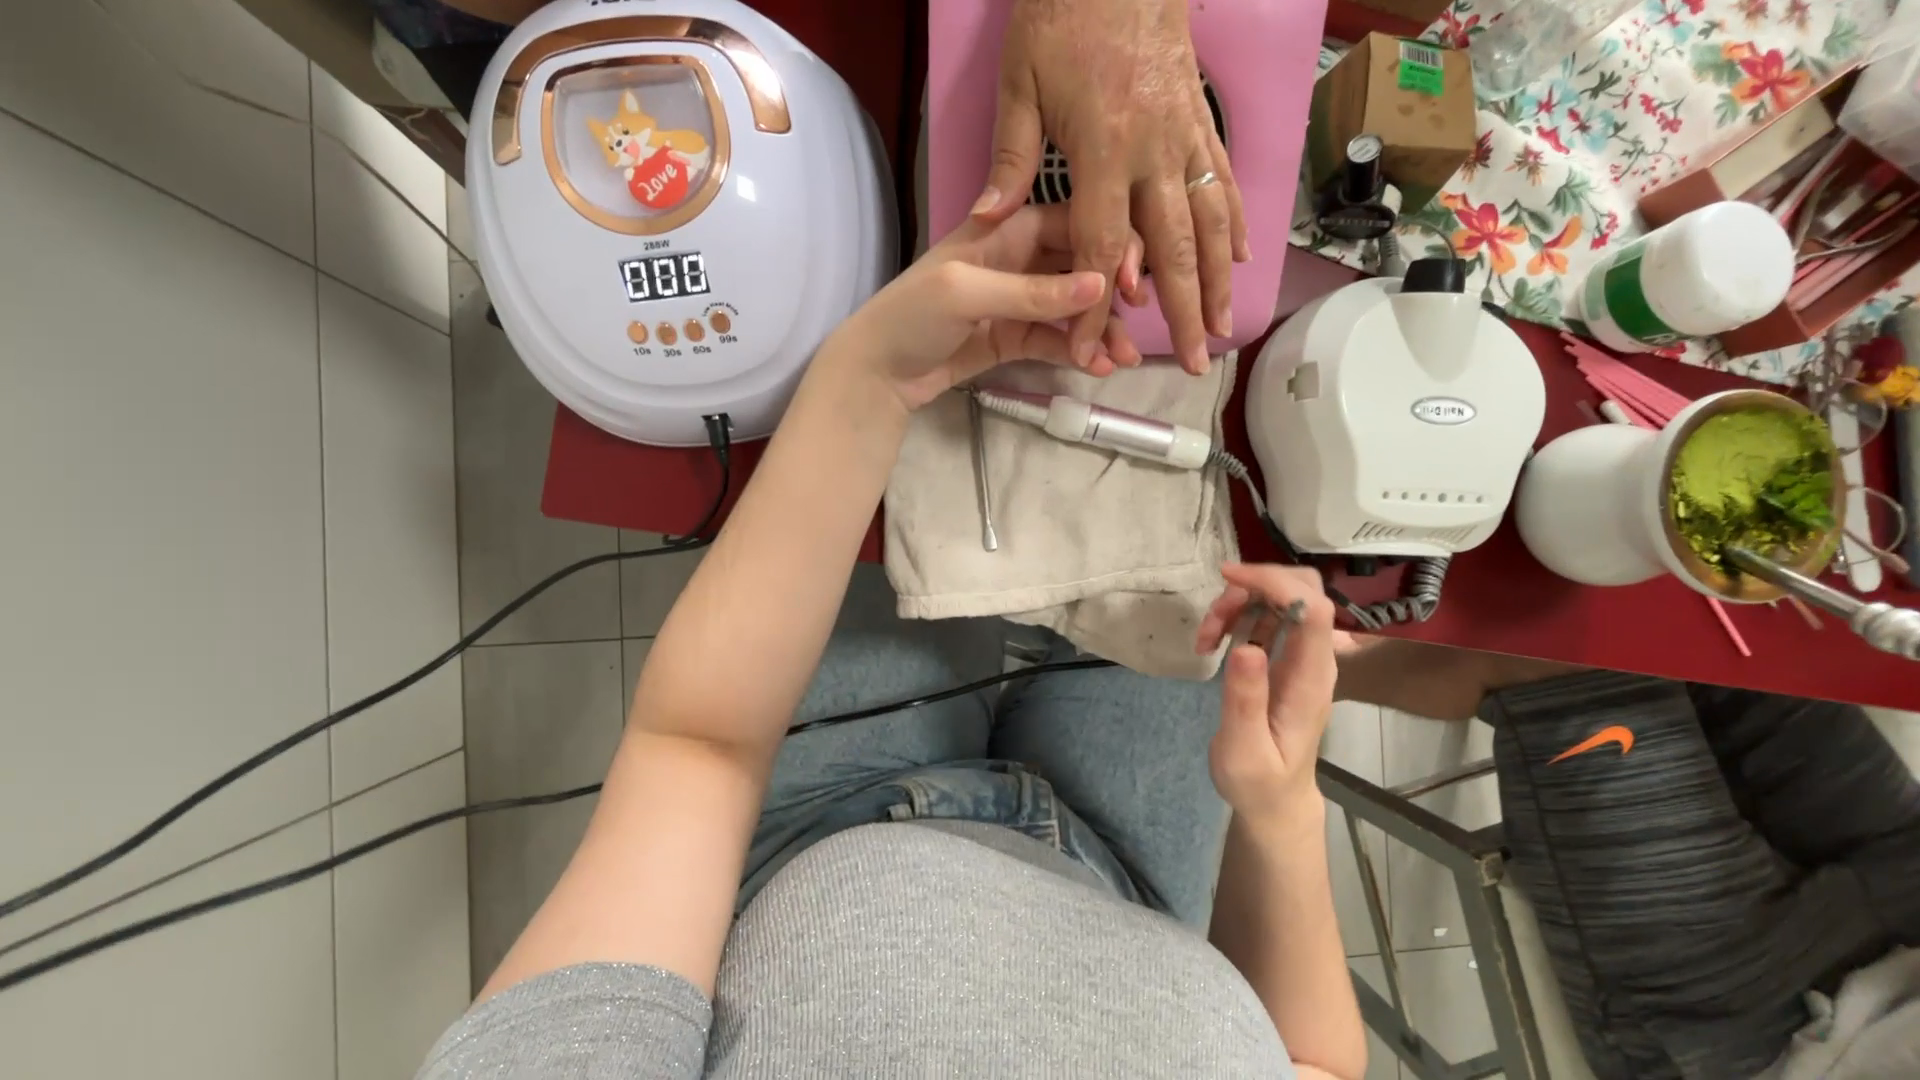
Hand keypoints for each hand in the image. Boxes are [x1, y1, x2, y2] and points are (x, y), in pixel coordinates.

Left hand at [825, 203, 1143, 411]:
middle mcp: (1019, 259)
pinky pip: (1057, 341)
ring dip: (1100, 330)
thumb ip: (1032, 291)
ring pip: (1073, 309)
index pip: (1072, 223)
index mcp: (1005, 229)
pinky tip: (1102, 368)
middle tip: (1138, 321)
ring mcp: (1018, 302)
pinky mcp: (1014, 338)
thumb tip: (1100, 284)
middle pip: (1081, 266)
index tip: (1133, 280)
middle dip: (1111, 294)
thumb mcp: (966, 294)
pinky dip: (1079, 352)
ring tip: (1125, 359)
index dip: (1107, 245)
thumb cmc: (910, 316)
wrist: (876, 374)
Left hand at [974, 0, 1247, 376]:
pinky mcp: (1201, 121)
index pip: (1101, 247)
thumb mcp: (1019, 84)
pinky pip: (1224, 181)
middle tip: (1195, 363)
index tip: (1095, 349)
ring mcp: (1185, 136)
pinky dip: (1234, 223)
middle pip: (1171, 249)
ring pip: (1208, 222)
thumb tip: (987, 219)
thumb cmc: (1060, 16)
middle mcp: (1153, 151)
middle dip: (1181, 312)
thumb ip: (1010, 159)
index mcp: (1102, 149)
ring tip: (1224, 326)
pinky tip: (1240, 258)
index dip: (1097, 306)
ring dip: (1217, 280)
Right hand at [1195, 564, 1337, 827]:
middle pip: (1302, 590)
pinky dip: (1236, 618)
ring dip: (1237, 604)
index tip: (1230, 580)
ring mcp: (1300, 656)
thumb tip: (1246, 648)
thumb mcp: (1244, 749)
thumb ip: (1246, 700)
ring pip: (1279, 599)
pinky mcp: (1283, 658)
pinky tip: (1212, 644)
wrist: (1274, 801)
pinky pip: (1265, 617)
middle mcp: (1313, 659)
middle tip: (1214, 617)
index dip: (1277, 582)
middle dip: (1254, 587)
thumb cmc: (1259, 781)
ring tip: (1205, 638)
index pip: (1314, 608)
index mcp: (1312, 678)